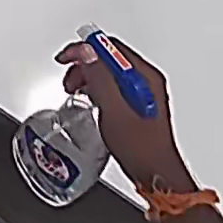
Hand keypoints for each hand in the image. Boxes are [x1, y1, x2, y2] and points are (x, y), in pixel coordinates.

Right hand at [56, 36, 194, 191]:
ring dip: (86, 75)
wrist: (156, 175)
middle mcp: (146, 80)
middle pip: (108, 57)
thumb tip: (86, 50)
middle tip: (69, 77)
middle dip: (83, 62)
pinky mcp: (136, 101)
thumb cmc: (140, 147)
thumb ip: (99, 77)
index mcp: (144, 77)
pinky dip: (94, 85)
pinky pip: (111, 82)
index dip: (83, 48)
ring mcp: (142, 91)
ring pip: (107, 69)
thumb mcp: (113, 108)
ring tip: (75, 90)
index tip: (66, 58)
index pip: (110, 47)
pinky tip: (88, 98)